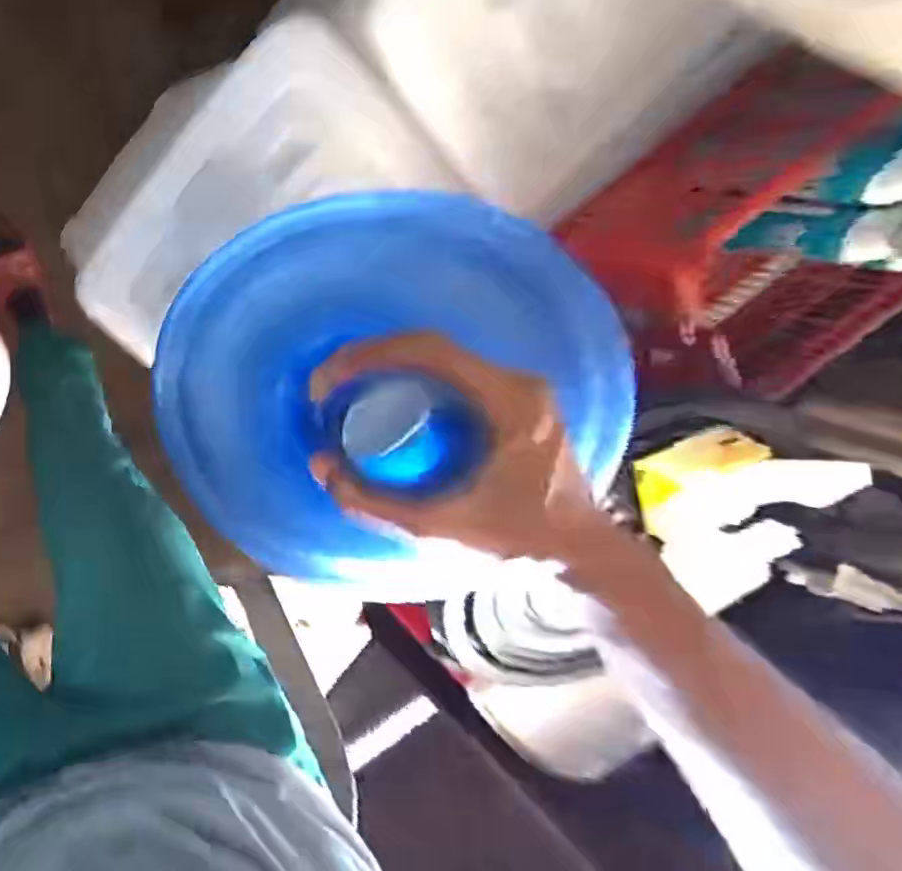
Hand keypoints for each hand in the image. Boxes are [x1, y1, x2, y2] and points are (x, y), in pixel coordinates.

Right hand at [307, 333, 617, 565]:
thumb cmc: (519, 539)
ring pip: (433, 353)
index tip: (330, 382)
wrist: (581, 554)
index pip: (429, 351)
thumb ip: (373, 502)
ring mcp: (514, 387)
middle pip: (427, 346)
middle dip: (365, 356)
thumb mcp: (439, 525)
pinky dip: (399, 371)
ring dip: (380, 361)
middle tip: (324, 384)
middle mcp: (516, 382)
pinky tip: (372, 392)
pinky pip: (443, 368)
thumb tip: (320, 465)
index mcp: (510, 401)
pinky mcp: (506, 397)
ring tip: (340, 385)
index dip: (369, 355)